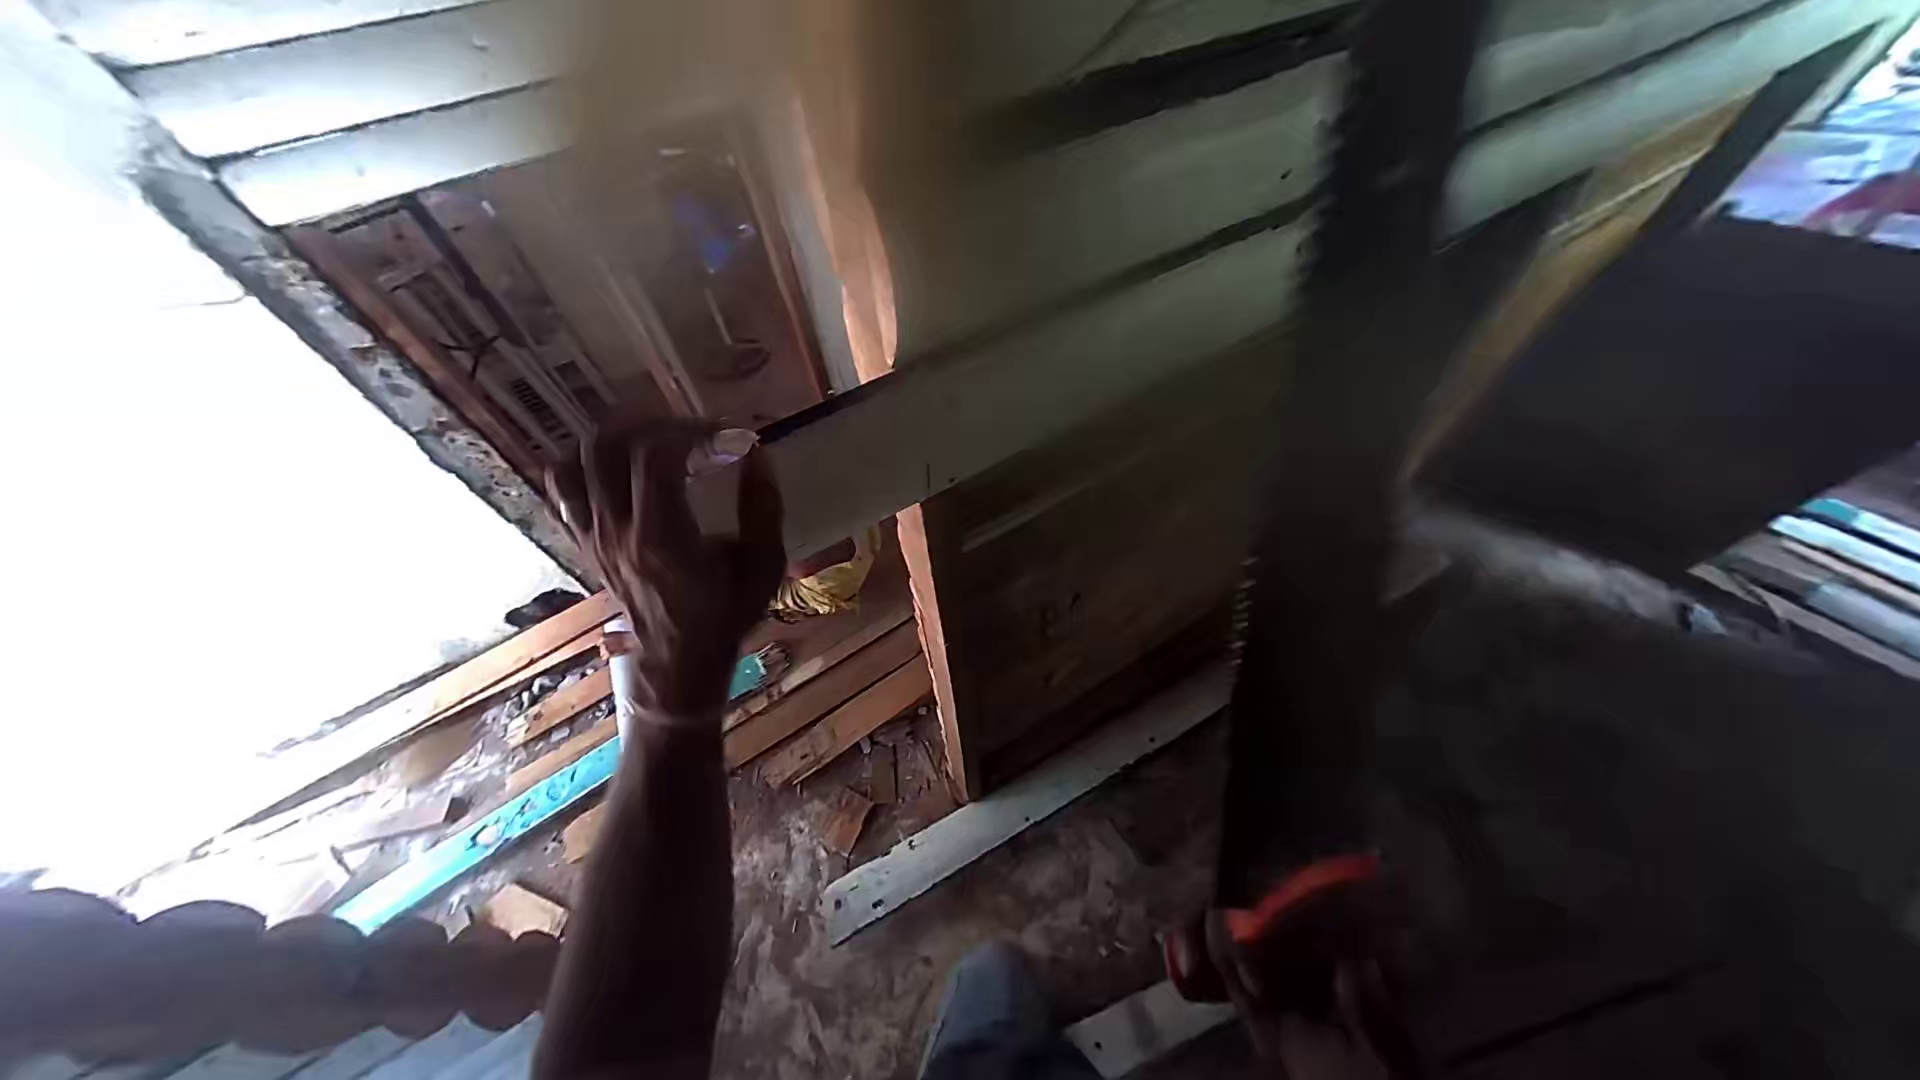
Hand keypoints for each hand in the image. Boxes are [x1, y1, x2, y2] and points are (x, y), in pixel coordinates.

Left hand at [546, 419, 784, 719]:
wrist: (678, 660)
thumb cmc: (726, 615)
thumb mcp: (765, 567)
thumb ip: (763, 509)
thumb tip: (756, 455)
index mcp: (661, 539)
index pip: (656, 457)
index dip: (694, 433)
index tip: (730, 439)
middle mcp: (615, 531)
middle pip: (609, 446)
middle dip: (659, 424)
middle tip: (697, 432)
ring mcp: (591, 534)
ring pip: (578, 457)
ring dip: (621, 435)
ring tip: (661, 437)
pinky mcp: (582, 538)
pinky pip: (561, 483)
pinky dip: (586, 459)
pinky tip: (623, 461)